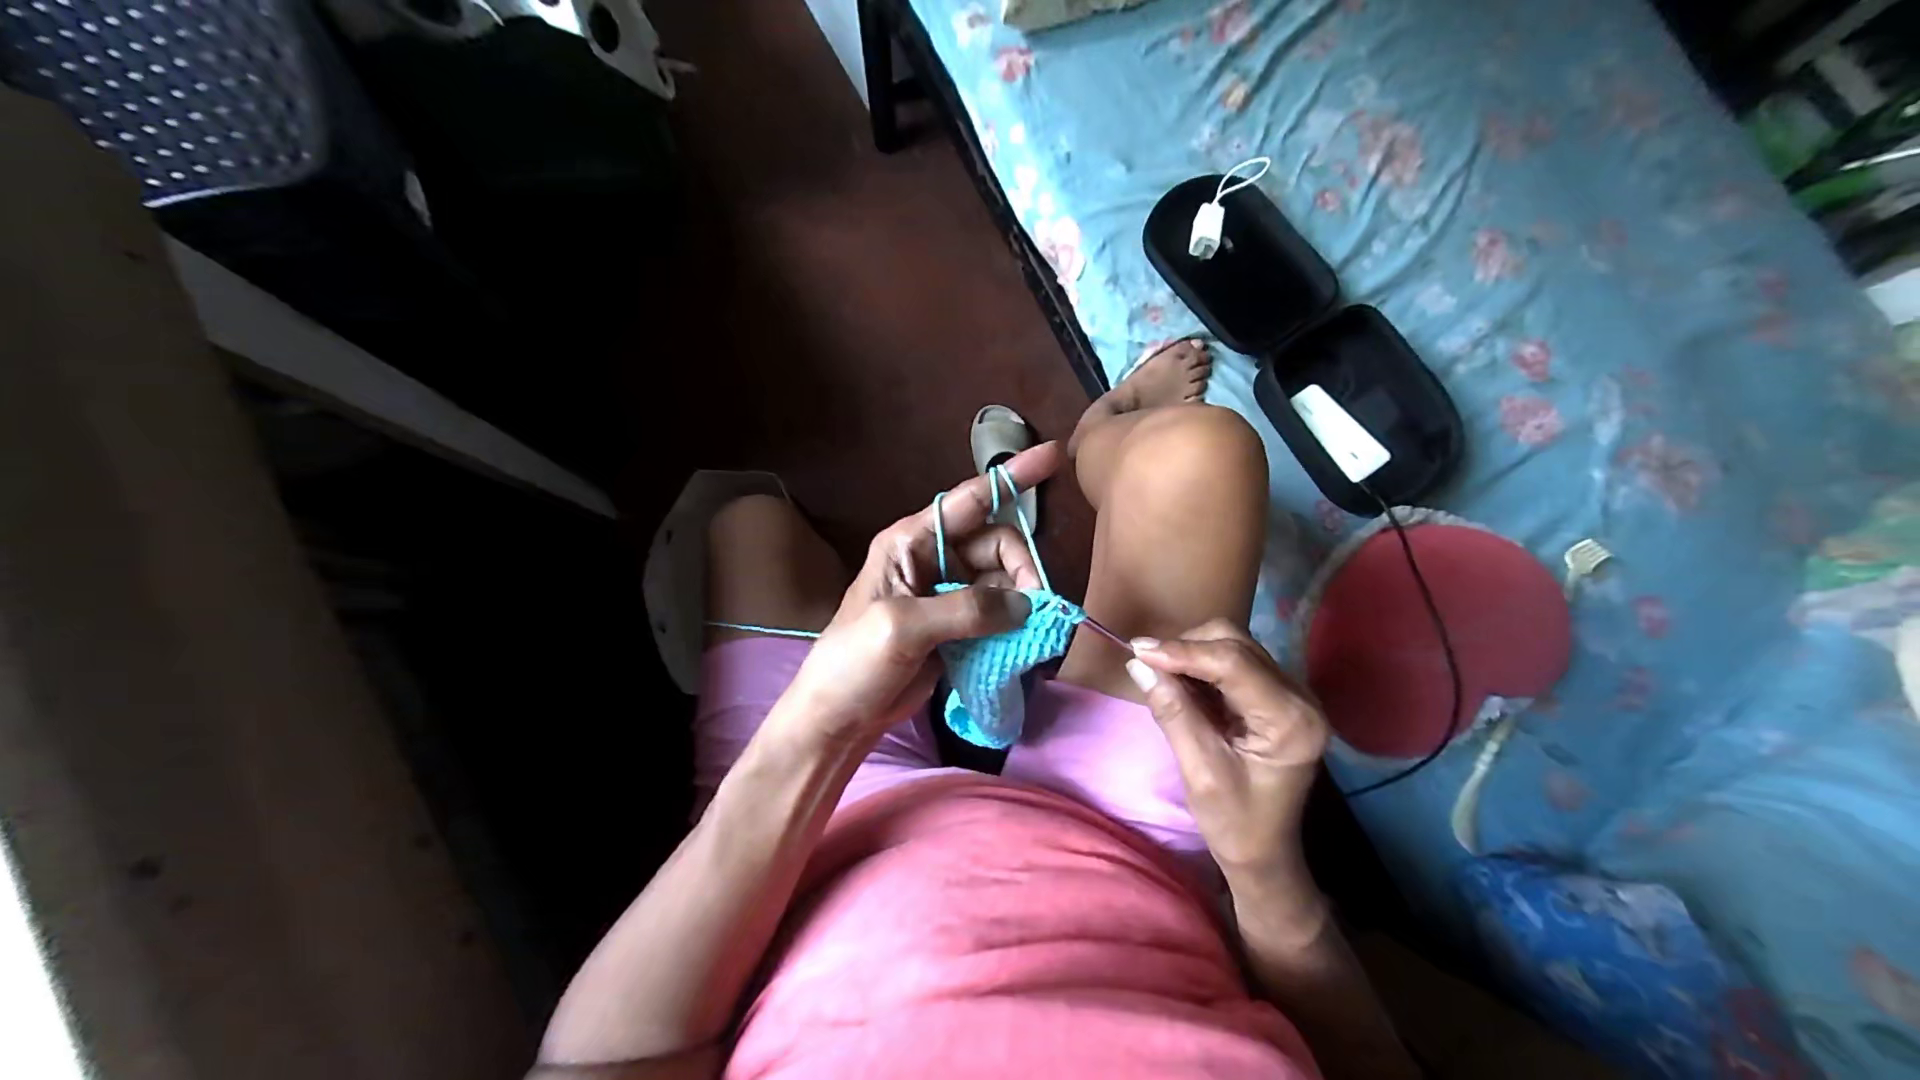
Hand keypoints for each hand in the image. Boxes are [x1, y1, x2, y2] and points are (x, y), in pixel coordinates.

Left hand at [771, 442, 1066, 748]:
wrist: (837, 717)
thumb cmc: (853, 662)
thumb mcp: (903, 627)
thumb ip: (965, 610)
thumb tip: (1025, 604)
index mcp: (910, 543)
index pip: (969, 501)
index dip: (1011, 478)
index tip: (1053, 457)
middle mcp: (932, 560)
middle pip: (996, 544)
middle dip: (1022, 567)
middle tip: (1035, 606)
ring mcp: (946, 594)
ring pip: (1003, 580)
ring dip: (1023, 598)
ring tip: (1032, 628)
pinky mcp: (957, 627)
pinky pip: (998, 612)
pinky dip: (1015, 622)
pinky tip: (1026, 638)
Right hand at [1125, 620, 1328, 880]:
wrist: (1265, 852)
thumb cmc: (1235, 822)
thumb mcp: (1199, 771)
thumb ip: (1173, 712)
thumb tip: (1138, 664)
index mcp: (1290, 720)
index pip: (1233, 663)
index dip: (1182, 651)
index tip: (1138, 651)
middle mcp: (1299, 697)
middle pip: (1235, 643)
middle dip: (1186, 647)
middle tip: (1146, 665)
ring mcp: (1290, 693)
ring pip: (1232, 644)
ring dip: (1191, 653)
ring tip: (1161, 675)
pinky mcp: (1276, 694)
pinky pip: (1233, 660)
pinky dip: (1200, 664)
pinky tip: (1181, 683)